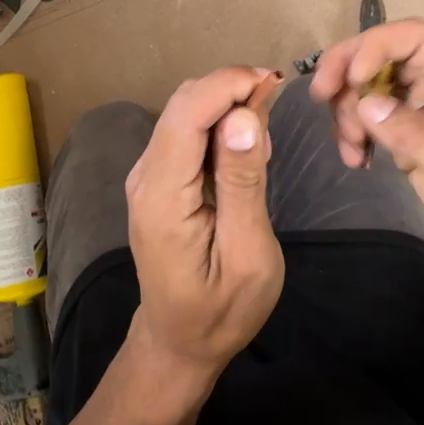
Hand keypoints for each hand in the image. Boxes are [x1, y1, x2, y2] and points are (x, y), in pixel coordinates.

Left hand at [124, 67, 285, 379]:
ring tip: (266, 137)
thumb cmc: (221, 310)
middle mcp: (146, 174)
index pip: (188, 112)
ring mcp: (148, 174)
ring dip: (227, 104)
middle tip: (277, 104)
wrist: (180, 341)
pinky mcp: (159, 176)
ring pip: (186, 110)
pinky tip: (247, 148)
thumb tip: (244, 116)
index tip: (274, 83)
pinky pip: (188, 130)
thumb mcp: (248, 255)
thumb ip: (244, 183)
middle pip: (184, 103)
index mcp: (163, 195)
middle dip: (231, 87)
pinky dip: (220, 122)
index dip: (228, 84)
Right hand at [309, 20, 423, 291]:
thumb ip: (416, 137)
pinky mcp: (421, 139)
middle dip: (349, 71)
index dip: (377, 45)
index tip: (350, 80)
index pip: (418, 38)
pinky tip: (357, 161)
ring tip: (351, 151)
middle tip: (320, 99)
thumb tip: (365, 103)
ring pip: (376, 87)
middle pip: (388, 55)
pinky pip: (379, 119)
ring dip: (351, 109)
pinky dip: (359, 132)